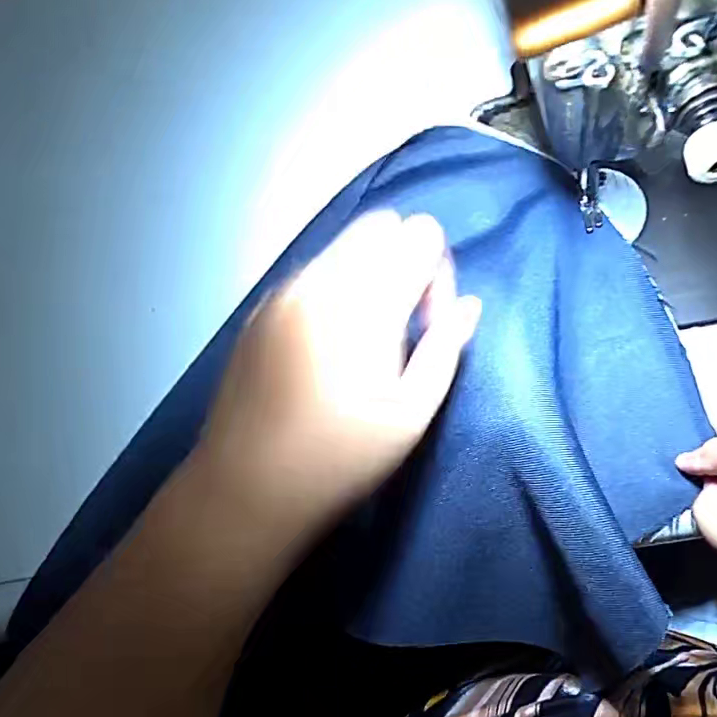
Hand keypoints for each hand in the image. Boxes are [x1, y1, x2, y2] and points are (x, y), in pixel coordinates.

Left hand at [193, 210, 480, 539]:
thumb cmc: (342, 459)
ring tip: (370, 341)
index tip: (429, 326)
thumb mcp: (412, 415)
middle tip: (406, 327)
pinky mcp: (260, 309)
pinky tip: (334, 347)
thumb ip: (446, 350)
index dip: (438, 274)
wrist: (246, 490)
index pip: (419, 235)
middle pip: (381, 226)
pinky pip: (315, 270)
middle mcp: (318, 282)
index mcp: (362, 306)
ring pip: (345, 245)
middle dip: (407, 263)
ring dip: (373, 275)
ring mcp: (282, 292)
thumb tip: (470, 305)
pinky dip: (341, 287)